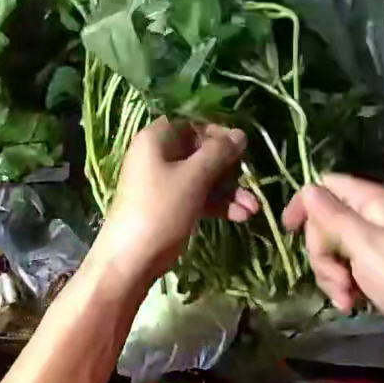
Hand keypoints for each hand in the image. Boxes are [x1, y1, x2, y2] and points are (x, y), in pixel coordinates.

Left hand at [93, 119, 259, 282]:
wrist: (130, 260)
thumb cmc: (160, 210)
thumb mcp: (193, 178)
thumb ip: (218, 153)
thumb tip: (239, 134)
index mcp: (156, 139)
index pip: (191, 122)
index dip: (217, 131)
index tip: (241, 147)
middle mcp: (158, 155)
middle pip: (200, 150)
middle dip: (229, 167)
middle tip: (252, 181)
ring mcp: (163, 182)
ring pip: (202, 176)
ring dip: (229, 190)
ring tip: (253, 209)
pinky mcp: (170, 205)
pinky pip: (198, 195)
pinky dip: (218, 204)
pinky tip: (241, 216)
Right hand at [282, 174, 383, 344]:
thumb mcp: (365, 247)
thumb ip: (334, 216)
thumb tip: (307, 188)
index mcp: (374, 202)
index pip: (327, 185)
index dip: (305, 203)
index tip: (289, 229)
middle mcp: (373, 215)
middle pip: (324, 220)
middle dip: (321, 251)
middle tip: (334, 277)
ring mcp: (373, 240)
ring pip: (330, 246)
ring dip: (329, 272)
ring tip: (345, 296)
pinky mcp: (373, 263)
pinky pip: (343, 264)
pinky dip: (341, 282)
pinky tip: (350, 301)